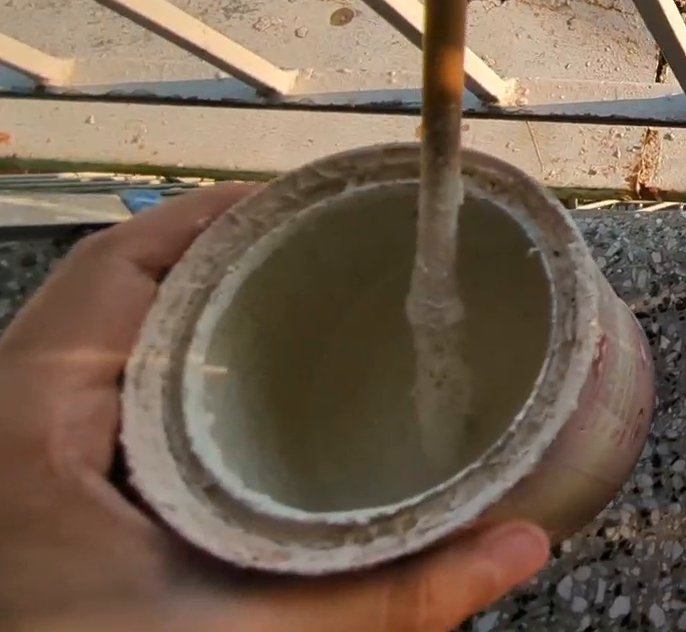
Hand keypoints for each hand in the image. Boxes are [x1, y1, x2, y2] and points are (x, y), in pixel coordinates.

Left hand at [0, 185, 549, 631]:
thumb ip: (390, 596)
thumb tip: (526, 544)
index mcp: (29, 433)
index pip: (119, 269)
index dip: (215, 214)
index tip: (317, 201)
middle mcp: (16, 425)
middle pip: (131, 289)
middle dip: (241, 253)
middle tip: (348, 248)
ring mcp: (26, 457)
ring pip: (121, 338)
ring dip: (214, 303)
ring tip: (318, 299)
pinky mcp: (50, 490)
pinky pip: (115, 385)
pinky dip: (188, 358)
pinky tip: (262, 383)